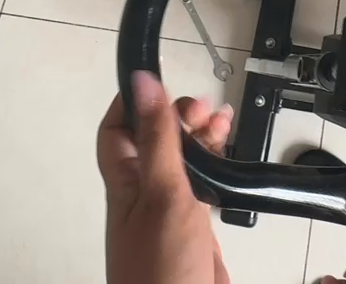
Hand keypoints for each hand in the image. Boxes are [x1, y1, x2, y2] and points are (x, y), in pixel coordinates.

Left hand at [97, 71, 235, 283]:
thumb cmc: (162, 269)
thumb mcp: (163, 193)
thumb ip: (158, 138)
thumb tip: (142, 82)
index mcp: (125, 184)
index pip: (118, 131)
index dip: (133, 103)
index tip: (161, 81)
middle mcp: (143, 195)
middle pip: (153, 141)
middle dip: (177, 116)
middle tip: (205, 106)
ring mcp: (168, 213)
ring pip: (181, 160)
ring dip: (200, 136)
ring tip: (222, 119)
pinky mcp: (193, 230)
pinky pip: (201, 186)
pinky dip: (215, 164)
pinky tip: (227, 154)